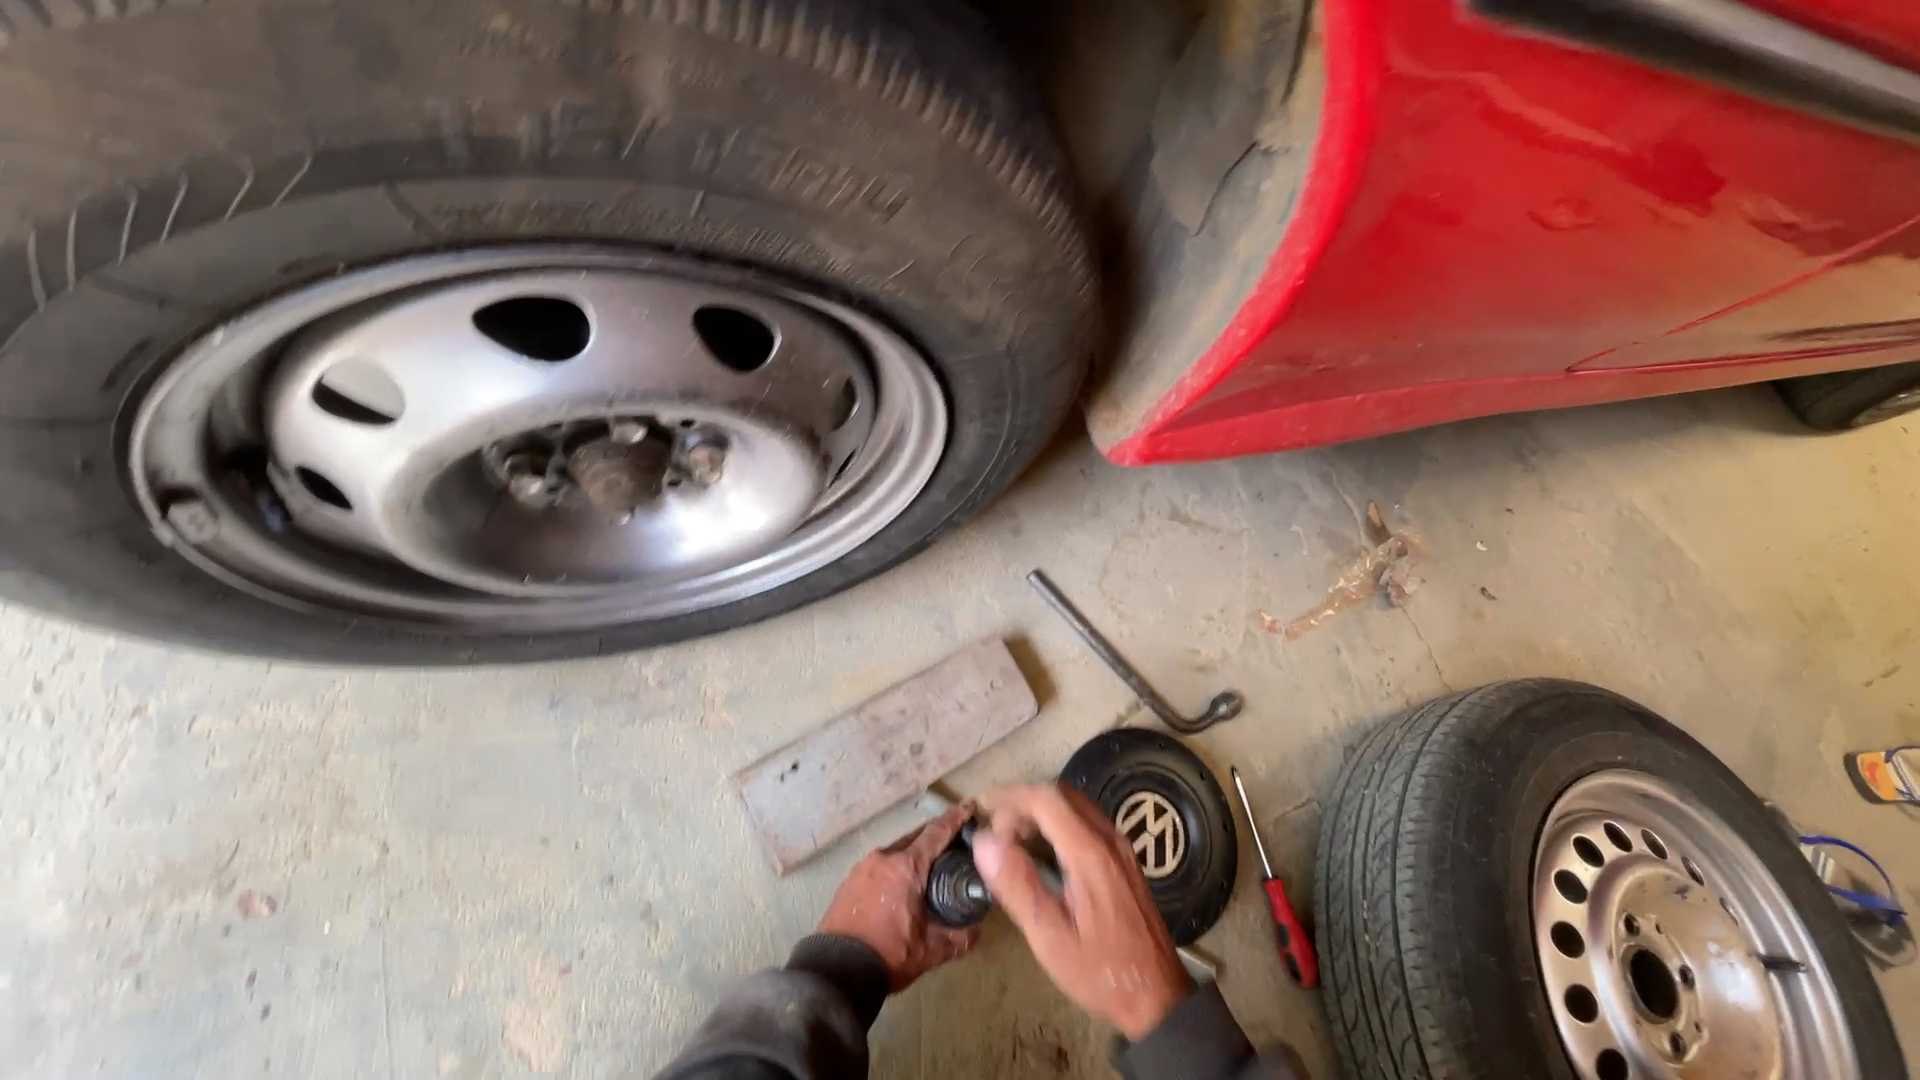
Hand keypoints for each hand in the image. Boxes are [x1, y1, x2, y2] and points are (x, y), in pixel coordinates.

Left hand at [816, 802, 981, 991]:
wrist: (836, 970)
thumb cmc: (888, 954)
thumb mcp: (930, 950)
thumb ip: (959, 937)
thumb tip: (977, 928)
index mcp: (906, 867)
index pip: (937, 833)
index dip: (955, 819)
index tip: (969, 806)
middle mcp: (884, 858)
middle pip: (916, 838)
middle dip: (935, 837)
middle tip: (954, 843)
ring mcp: (863, 867)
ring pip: (896, 851)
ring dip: (913, 854)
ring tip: (928, 867)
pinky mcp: (849, 880)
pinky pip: (880, 865)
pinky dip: (895, 867)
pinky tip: (900, 884)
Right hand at [970, 783, 1192, 1039]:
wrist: (1157, 995)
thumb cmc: (1099, 970)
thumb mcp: (1050, 936)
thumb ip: (1017, 885)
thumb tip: (984, 842)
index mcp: (1090, 853)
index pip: (1047, 799)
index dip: (1011, 796)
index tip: (983, 808)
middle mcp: (1108, 839)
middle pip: (1061, 795)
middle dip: (1022, 802)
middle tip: (996, 830)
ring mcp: (1120, 847)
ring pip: (1074, 805)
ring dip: (1039, 810)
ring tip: (1011, 838)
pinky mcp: (1123, 858)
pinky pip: (1085, 821)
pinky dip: (1056, 821)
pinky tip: (1041, 849)